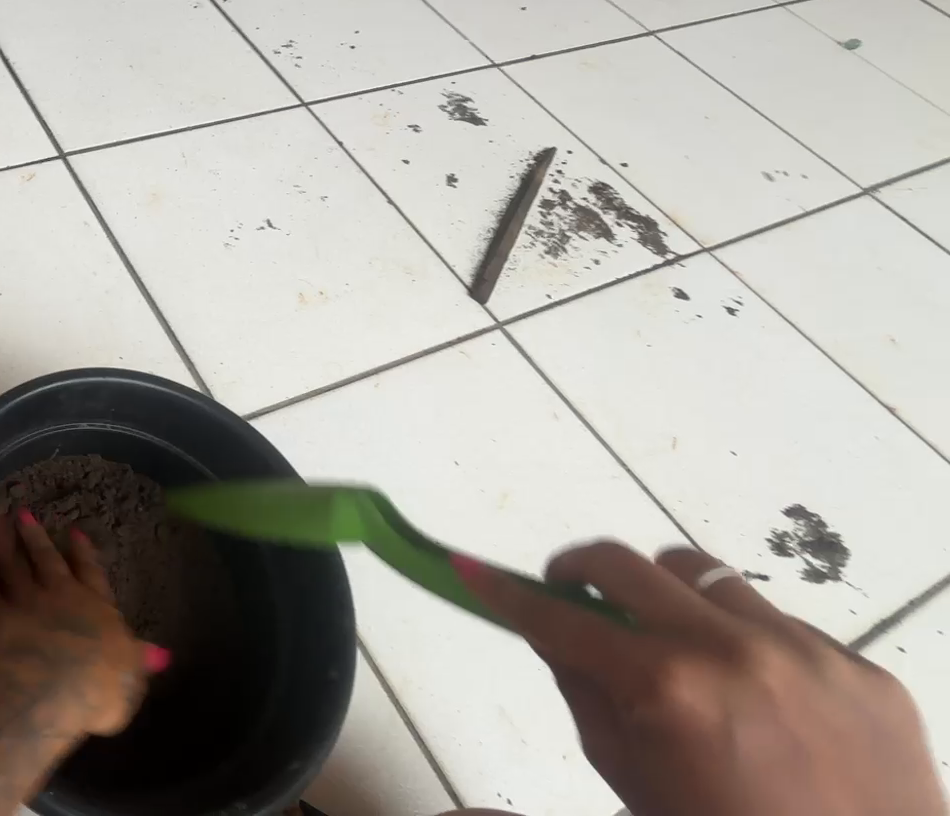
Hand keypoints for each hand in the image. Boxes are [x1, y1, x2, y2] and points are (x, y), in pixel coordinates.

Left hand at [0, 509, 162, 737]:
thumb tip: (163, 654)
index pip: (90, 574)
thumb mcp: (132, 676)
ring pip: (13, 566)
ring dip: (3, 542)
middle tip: (22, 512)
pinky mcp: (0, 618)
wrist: (54, 691)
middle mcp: (60, 597)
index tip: (74, 532)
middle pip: (46, 560)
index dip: (83, 554)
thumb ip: (141, 660)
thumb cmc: (100, 687)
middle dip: (34, 535)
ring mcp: (28, 604)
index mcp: (96, 608)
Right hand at [459, 541, 945, 815]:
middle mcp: (732, 652)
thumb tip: (551, 629)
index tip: (468, 567)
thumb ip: (580, 686)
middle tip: (573, 595)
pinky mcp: (864, 670)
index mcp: (666, 687)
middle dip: (580, 571)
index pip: (557, 619)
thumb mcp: (626, 770)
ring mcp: (808, 654)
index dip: (504, 592)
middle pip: (622, 562)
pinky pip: (775, 620)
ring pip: (699, 574)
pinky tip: (753, 690)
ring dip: (665, 597)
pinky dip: (741, 640)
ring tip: (673, 641)